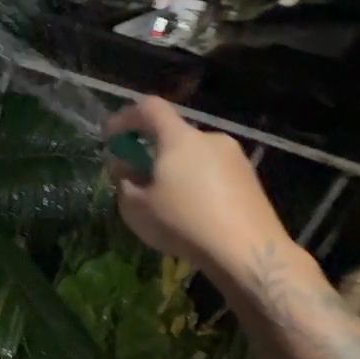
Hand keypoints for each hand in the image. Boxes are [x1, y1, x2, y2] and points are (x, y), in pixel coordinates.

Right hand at [104, 96, 293, 280]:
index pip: (150, 108)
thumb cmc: (182, 222)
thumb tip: (125, 168)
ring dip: (173, 168)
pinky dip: (194, 181)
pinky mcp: (249, 178)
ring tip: (163, 198)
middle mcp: (210, 139)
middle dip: (150, 150)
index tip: (110, 136)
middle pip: (173, 134)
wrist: (246, 250)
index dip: (125, 117)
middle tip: (135, 175)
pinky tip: (190, 209)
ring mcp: (235, 157)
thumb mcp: (135, 207)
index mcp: (179, 139)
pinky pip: (212, 170)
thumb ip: (124, 182)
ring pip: (193, 154)